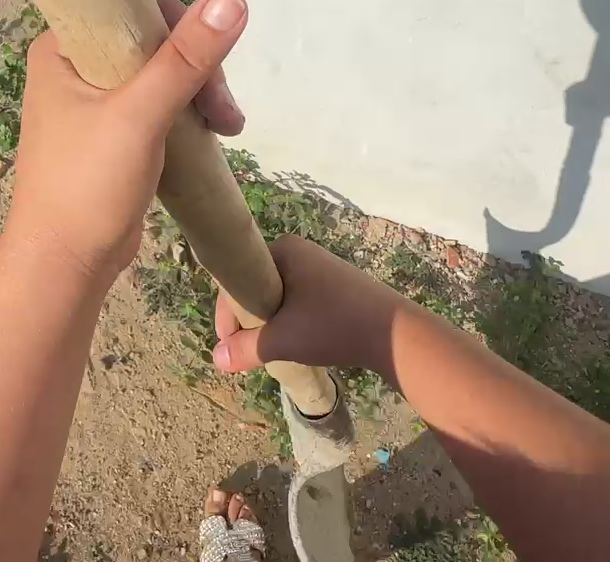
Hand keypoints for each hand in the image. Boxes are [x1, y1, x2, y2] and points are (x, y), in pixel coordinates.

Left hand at [3, 0, 249, 287]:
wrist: (63, 266)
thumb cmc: (88, 184)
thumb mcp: (140, 116)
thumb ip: (185, 58)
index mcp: (63, 45)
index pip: (130, 1)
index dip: (179, 21)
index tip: (211, 59)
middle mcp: (74, 63)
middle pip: (151, 37)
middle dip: (197, 66)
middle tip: (224, 111)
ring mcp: (92, 97)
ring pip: (159, 69)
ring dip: (198, 90)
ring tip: (228, 127)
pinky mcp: (111, 127)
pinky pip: (157, 99)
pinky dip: (186, 110)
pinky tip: (213, 131)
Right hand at [210, 235, 410, 377]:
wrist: (393, 333)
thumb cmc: (333, 326)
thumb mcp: (282, 340)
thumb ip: (245, 349)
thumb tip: (216, 359)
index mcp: (282, 249)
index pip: (237, 277)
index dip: (226, 313)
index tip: (226, 344)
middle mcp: (297, 250)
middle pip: (255, 284)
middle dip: (247, 317)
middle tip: (246, 348)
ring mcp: (318, 265)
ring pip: (277, 293)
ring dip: (268, 319)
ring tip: (268, 348)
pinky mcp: (333, 282)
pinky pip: (296, 297)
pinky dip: (289, 318)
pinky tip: (295, 340)